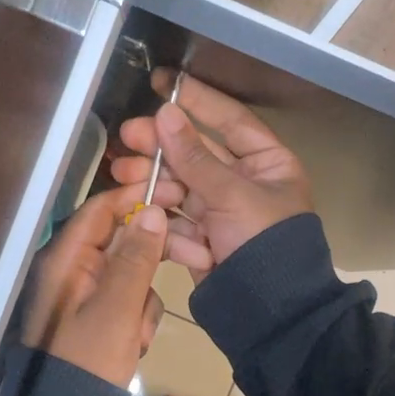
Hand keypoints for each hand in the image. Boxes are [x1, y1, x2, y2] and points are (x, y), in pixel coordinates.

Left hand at [21, 183, 175, 386]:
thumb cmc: (88, 357)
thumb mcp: (117, 306)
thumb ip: (136, 258)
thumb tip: (153, 212)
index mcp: (66, 258)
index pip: (102, 208)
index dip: (138, 197)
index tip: (177, 194)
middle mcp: (73, 269)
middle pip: (122, 240)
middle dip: (155, 255)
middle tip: (198, 253)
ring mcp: (86, 294)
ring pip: (131, 273)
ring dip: (145, 298)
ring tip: (141, 332)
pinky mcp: (97, 316)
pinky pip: (128, 301)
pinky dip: (137, 318)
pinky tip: (136, 342)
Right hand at [114, 72, 312, 281]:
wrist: (269, 312)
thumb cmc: (263, 241)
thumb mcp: (233, 194)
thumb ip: (195, 157)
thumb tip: (166, 114)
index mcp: (268, 165)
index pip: (230, 121)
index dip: (197, 101)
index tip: (163, 83)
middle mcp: (245, 185)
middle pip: (197, 156)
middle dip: (162, 149)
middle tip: (127, 137)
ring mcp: (223, 215)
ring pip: (180, 190)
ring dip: (154, 185)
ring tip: (125, 178)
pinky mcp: (204, 244)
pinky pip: (178, 225)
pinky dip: (167, 227)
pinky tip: (152, 222)